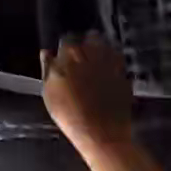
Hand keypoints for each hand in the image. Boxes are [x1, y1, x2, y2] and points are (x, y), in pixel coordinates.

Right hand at [43, 31, 132, 152]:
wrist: (101, 133)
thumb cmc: (70, 115)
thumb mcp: (50, 93)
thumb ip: (48, 68)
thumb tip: (46, 53)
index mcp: (69, 54)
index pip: (66, 40)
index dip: (65, 50)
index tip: (64, 58)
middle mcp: (91, 51)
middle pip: (88, 37)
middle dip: (84, 45)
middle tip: (80, 60)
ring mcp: (110, 60)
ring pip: (104, 43)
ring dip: (100, 48)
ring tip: (95, 62)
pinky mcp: (123, 70)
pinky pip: (117, 57)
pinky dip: (113, 59)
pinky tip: (108, 70)